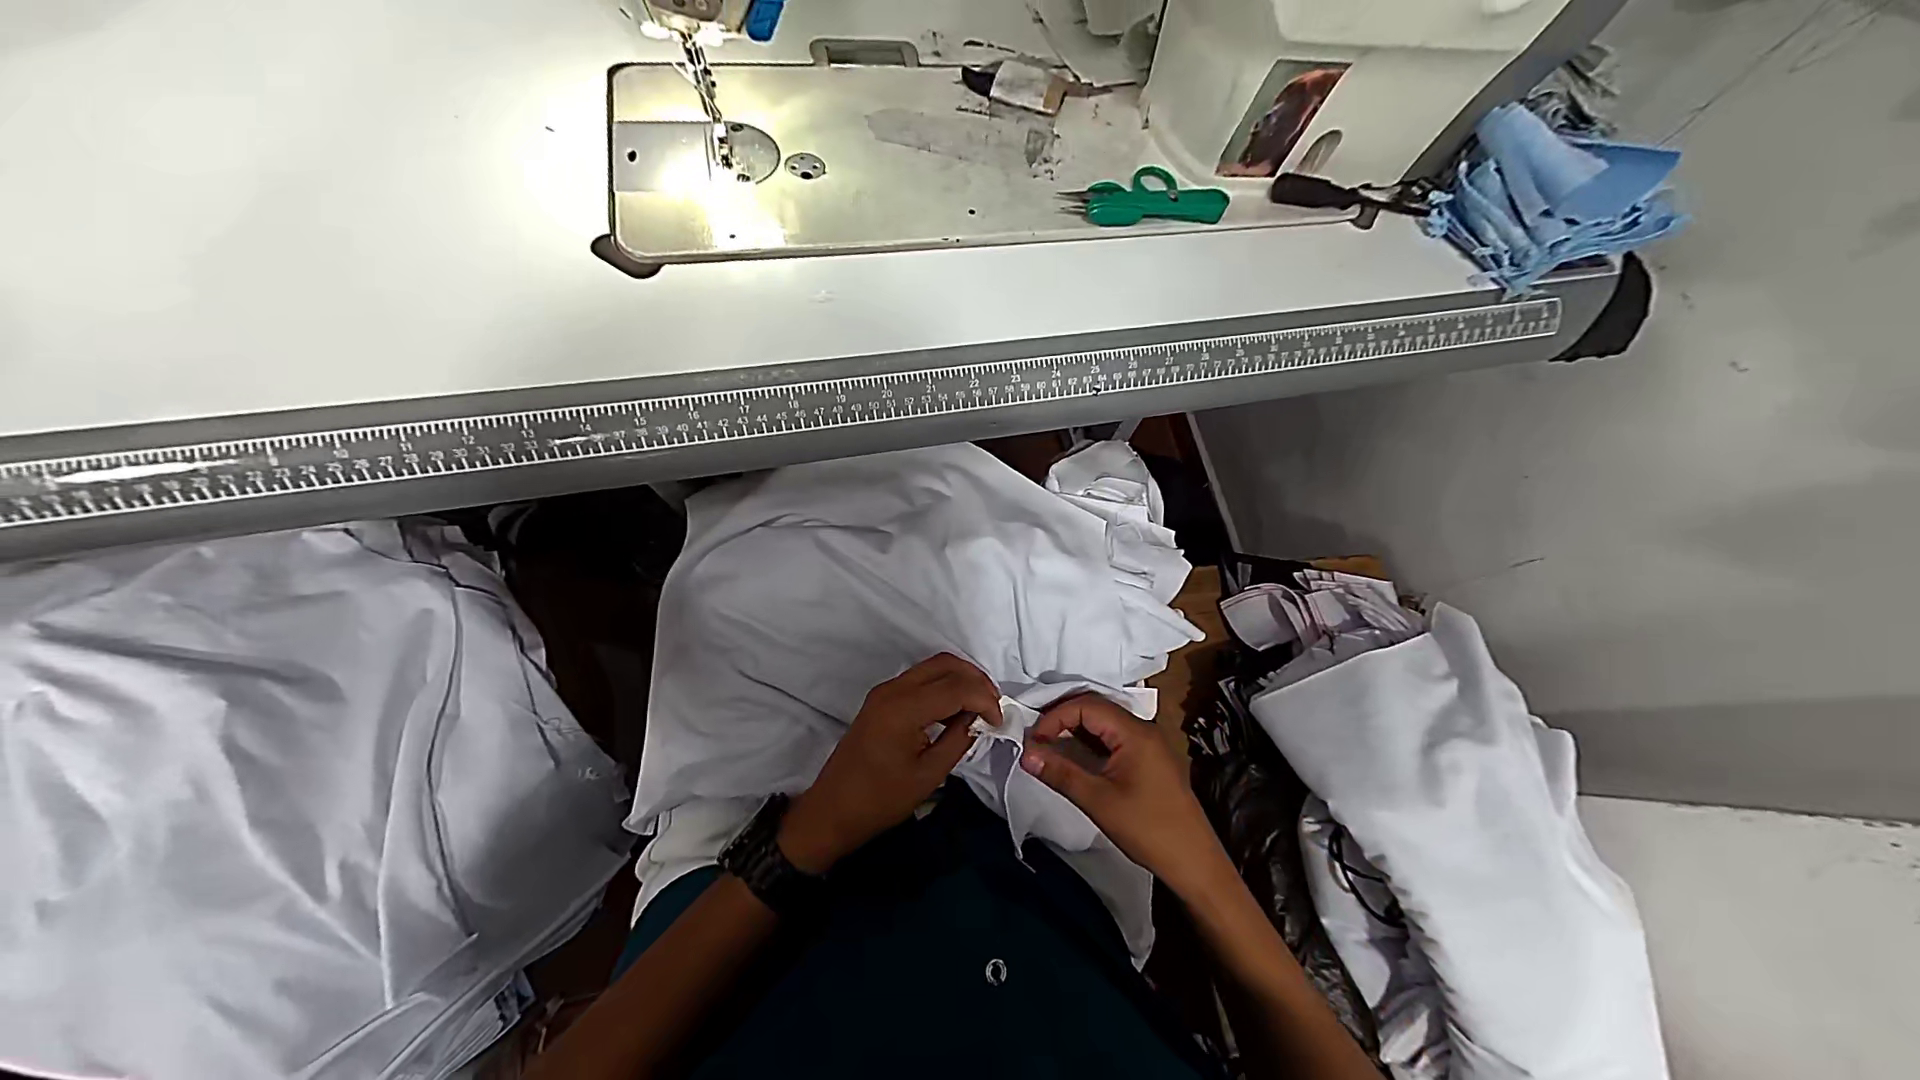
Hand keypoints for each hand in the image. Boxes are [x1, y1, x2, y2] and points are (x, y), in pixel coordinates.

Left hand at [778, 653, 1002, 873]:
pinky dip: (944, 685)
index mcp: (903, 708)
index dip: (984, 699)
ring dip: (960, 679)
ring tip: (980, 707)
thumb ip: (959, 738)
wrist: (833, 810)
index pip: (956, 686)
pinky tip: (956, 709)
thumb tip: (979, 718)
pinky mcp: (882, 699)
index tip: (998, 721)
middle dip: (976, 680)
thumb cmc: (881, 799)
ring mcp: (884, 691)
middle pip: (945, 664)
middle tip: (994, 706)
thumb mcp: (929, 774)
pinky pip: (920, 678)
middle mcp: (892, 690)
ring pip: (933, 667)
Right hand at [1019, 694, 1230, 896]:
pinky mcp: (1149, 758)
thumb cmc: (1148, 829)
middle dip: (1062, 717)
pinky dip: (1090, 740)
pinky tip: (1073, 756)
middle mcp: (1143, 729)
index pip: (1086, 705)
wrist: (1194, 861)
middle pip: (1095, 707)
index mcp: (1135, 732)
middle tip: (1036, 738)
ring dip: (1075, 728)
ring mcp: (1148, 743)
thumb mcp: (1098, 800)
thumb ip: (1060, 773)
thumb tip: (1026, 754)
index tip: (1033, 740)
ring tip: (1048, 746)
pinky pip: (1114, 736)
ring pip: (1104, 721)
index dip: (1055, 717)